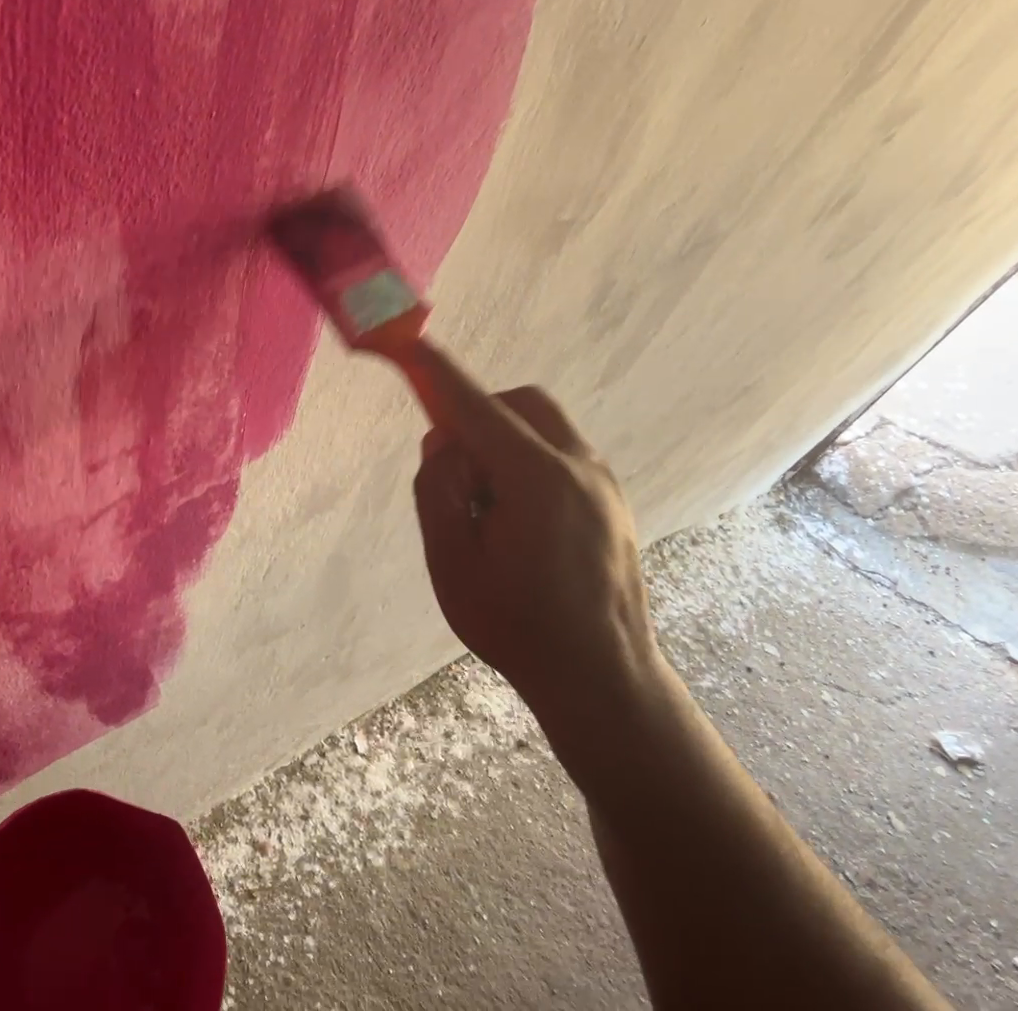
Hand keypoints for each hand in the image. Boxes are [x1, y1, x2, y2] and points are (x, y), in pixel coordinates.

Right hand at [404, 339, 659, 723]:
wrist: (600, 674)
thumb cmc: (514, 623)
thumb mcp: (450, 560)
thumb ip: (438, 489)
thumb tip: (444, 444)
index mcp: (535, 477)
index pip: (472, 405)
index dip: (433, 372)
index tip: (405, 342)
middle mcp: (578, 466)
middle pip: (519, 403)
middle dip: (477, 414)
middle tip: (451, 471)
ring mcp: (604, 484)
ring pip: (543, 428)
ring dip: (502, 443)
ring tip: (484, 510)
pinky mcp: (613, 503)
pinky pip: (560, 456)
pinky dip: (526, 464)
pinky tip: (515, 524)